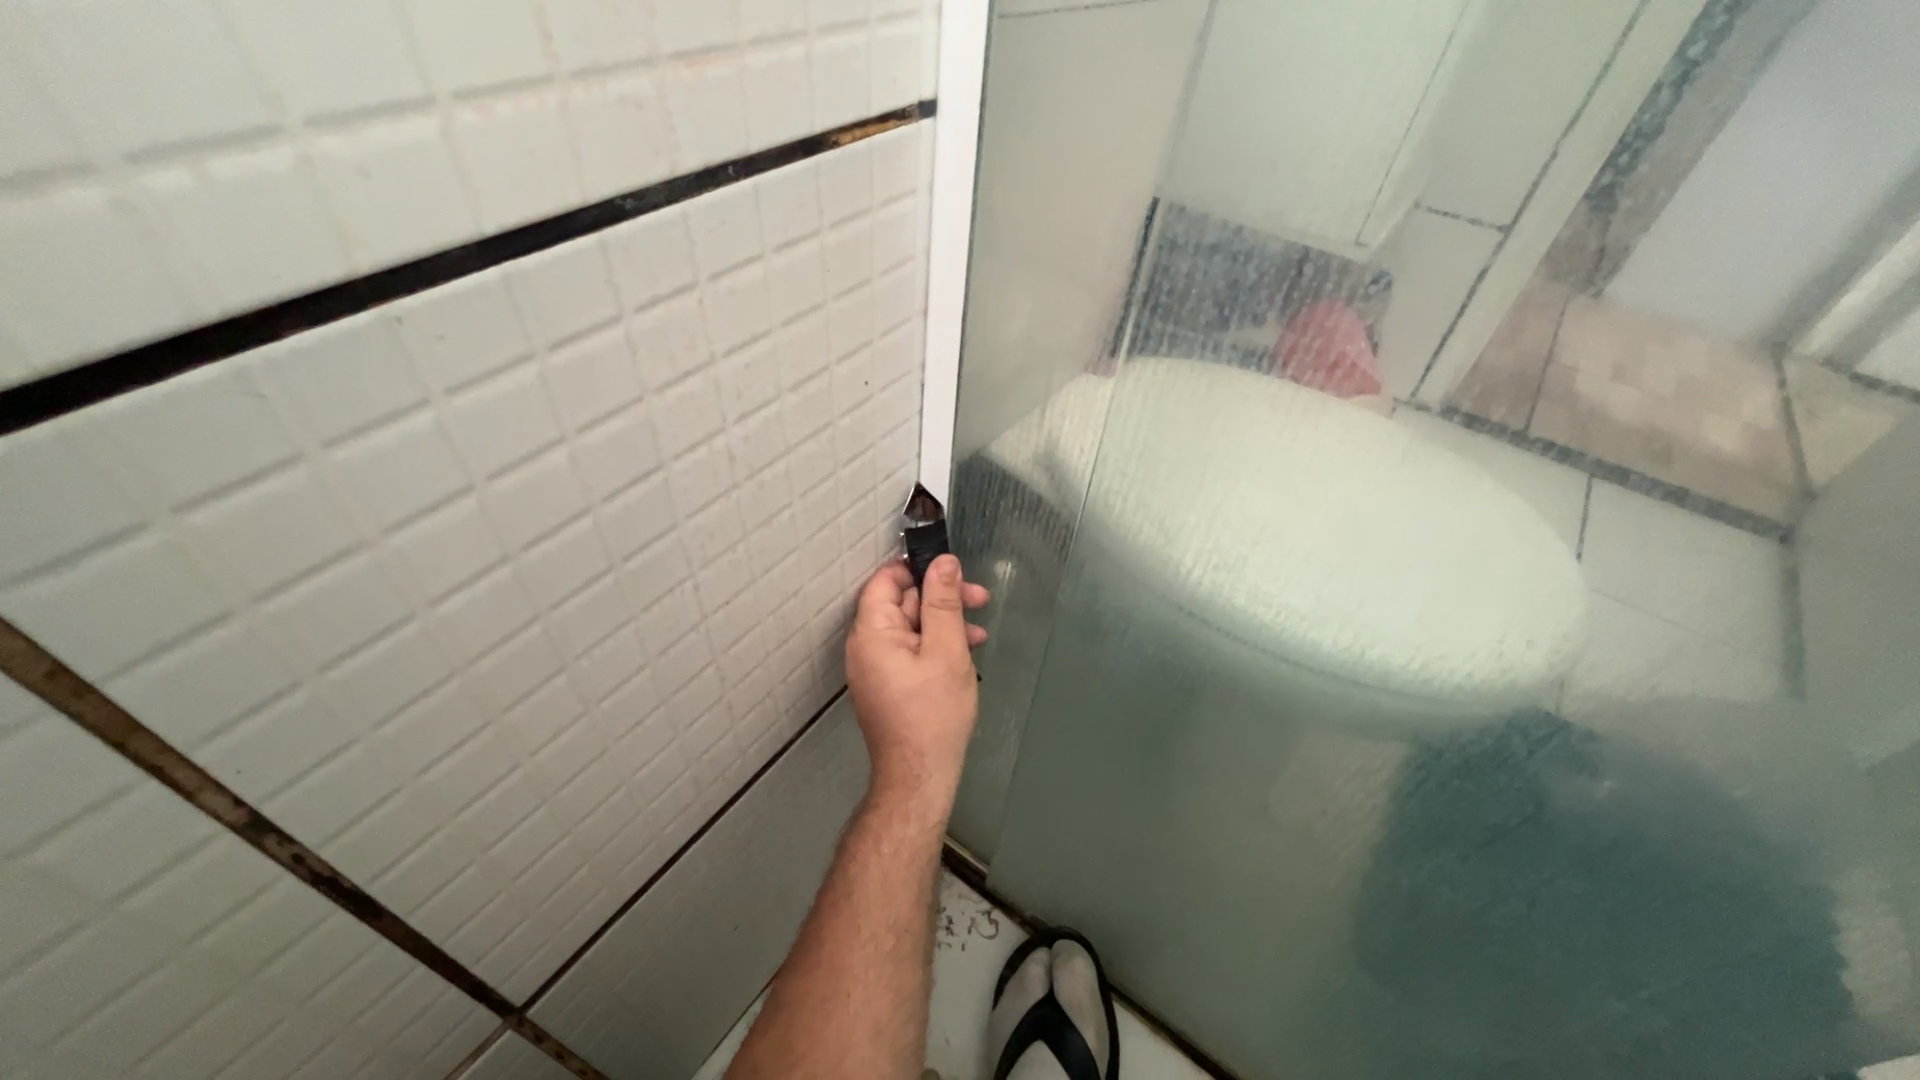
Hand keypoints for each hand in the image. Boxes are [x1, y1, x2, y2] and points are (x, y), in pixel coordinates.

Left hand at [845, 555, 990, 806]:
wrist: (920, 775)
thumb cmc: (934, 713)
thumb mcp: (947, 650)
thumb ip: (943, 602)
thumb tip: (943, 562)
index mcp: (872, 632)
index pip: (886, 579)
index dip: (919, 569)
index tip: (955, 572)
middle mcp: (865, 646)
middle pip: (901, 602)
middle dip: (941, 598)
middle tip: (981, 600)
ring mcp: (874, 667)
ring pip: (910, 627)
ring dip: (944, 622)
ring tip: (980, 635)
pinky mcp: (886, 684)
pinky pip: (909, 651)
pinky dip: (935, 645)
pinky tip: (965, 655)